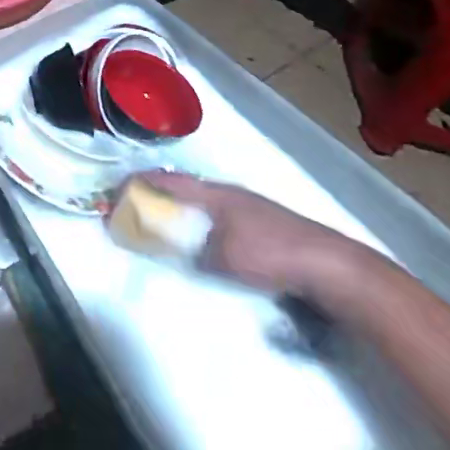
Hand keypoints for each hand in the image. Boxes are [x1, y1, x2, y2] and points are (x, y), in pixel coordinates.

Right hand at [133, 171, 377, 296]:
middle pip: (180, 186)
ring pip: (200, 201)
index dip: (136, 182)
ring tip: (160, 222)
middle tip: (133, 207)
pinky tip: (199, 236)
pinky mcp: (263, 222)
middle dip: (154, 193)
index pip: (165, 180)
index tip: (114, 191)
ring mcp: (248, 206)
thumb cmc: (273, 255)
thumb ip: (194, 253)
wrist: (336, 269)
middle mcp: (228, 192)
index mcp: (214, 193)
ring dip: (177, 207)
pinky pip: (216, 214)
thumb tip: (178, 254)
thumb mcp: (224, 259)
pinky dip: (197, 219)